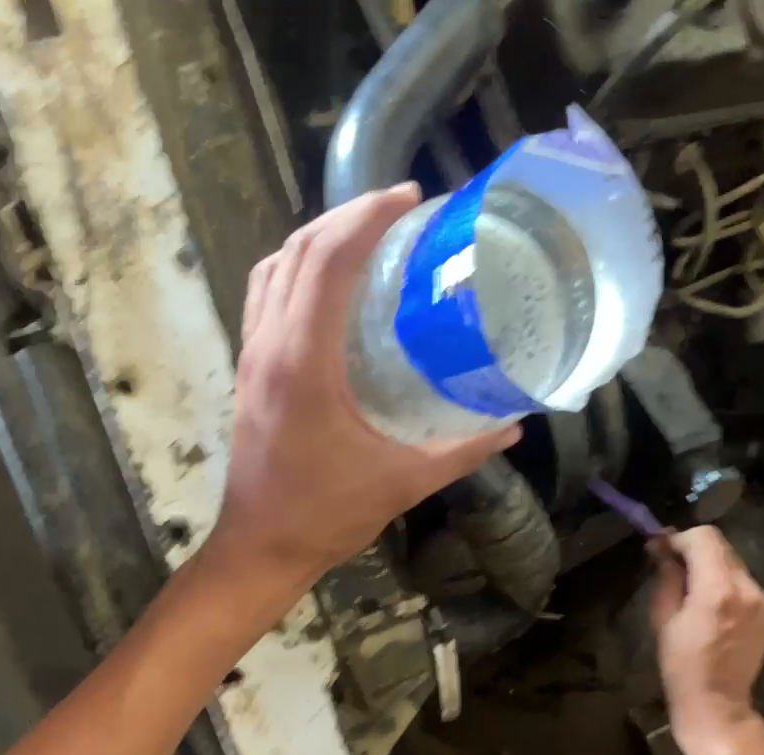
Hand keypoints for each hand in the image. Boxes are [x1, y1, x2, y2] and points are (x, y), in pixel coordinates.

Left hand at [212, 184, 519, 579]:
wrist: (260, 545)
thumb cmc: (326, 514)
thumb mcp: (404, 482)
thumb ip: (463, 451)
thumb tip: (513, 427)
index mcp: (303, 362)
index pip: (328, 260)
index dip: (368, 217)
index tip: (412, 200)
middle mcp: (270, 344)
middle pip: (299, 249)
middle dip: (348, 215)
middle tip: (401, 209)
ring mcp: (252, 353)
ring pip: (275, 265)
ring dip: (319, 236)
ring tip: (368, 232)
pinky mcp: (249, 367)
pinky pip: (266, 293)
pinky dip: (297, 267)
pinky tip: (331, 280)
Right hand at [649, 527, 763, 754]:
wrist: (718, 704)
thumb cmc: (681, 666)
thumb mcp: (662, 618)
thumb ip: (666, 576)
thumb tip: (662, 546)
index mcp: (717, 590)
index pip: (704, 537)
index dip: (680, 538)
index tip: (662, 549)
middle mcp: (748, 588)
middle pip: (722, 546)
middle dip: (695, 549)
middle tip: (673, 564)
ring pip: (734, 562)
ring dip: (712, 565)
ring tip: (693, 588)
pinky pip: (746, 582)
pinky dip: (727, 583)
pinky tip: (714, 606)